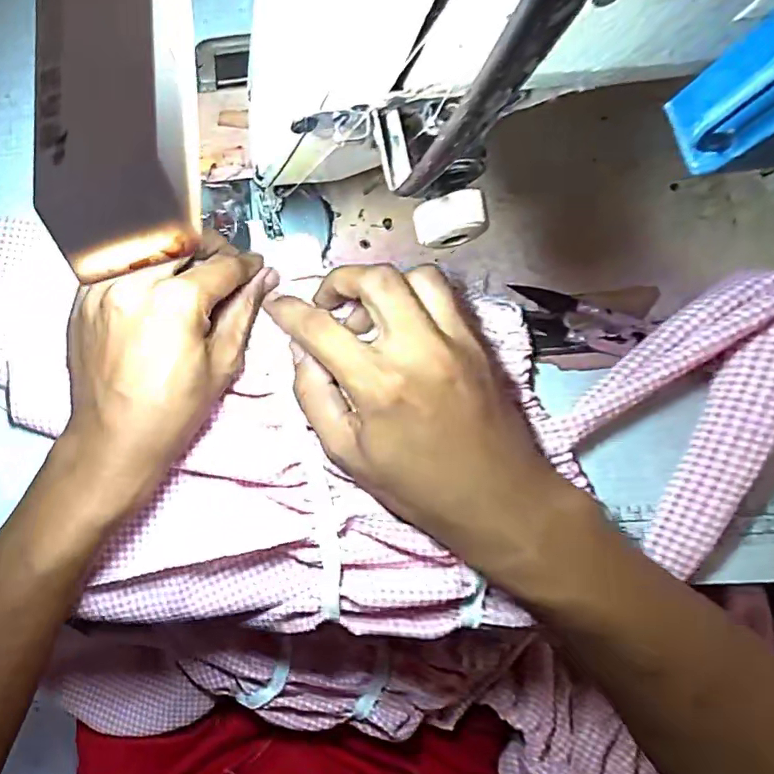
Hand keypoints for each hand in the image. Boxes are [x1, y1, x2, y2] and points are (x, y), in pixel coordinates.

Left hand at [60, 231, 278, 505]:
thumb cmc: (169, 414)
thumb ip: (243, 311)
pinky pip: (121, 262)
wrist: (113, 440)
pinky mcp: (83, 297)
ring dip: (177, 251)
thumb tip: (261, 279)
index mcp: (174, 302)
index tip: (254, 266)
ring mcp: (102, 288)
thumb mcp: (221, 364)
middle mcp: (134, 284)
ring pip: (151, 244)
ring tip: (192, 274)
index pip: (221, 264)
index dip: (246, 264)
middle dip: (212, 247)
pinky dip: (144, 264)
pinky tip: (157, 285)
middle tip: (226, 266)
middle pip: (184, 239)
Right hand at [264, 265, 594, 571]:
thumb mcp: (347, 454)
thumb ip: (314, 397)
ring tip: (369, 314)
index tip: (277, 306)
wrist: (496, 498)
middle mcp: (417, 349)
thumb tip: (301, 352)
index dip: (288, 310)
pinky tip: (404, 322)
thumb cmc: (415, 486)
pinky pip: (444, 294)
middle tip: (327, 306)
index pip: (320, 327)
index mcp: (378, 385)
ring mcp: (453, 340)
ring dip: (381, 284)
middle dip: (338, 281)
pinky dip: (415, 294)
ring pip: (413, 275)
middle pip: (373, 279)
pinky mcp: (477, 341)